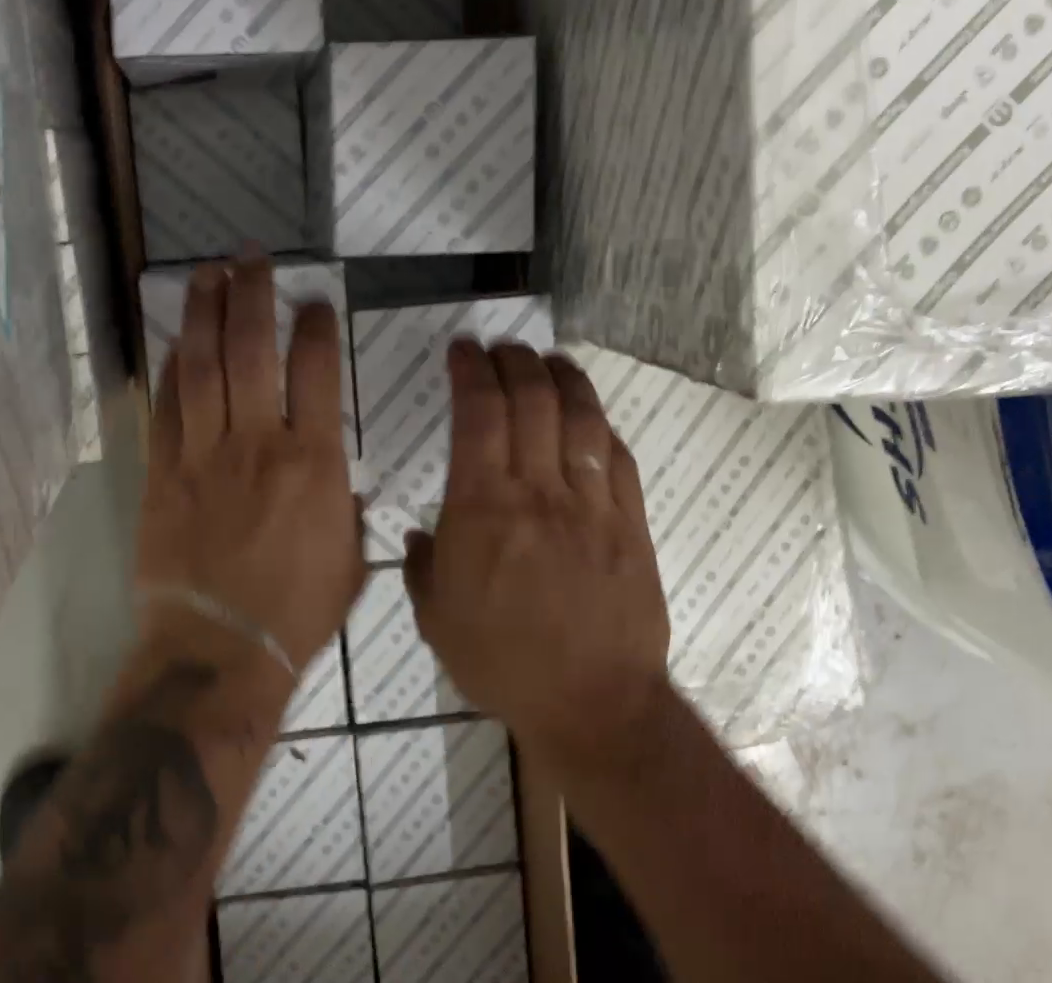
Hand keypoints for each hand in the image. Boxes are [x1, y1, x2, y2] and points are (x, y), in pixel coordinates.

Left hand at [134, 262, 364, 673]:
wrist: (221, 649)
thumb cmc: (297, 613)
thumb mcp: (350, 560)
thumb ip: (346, 508)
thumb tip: (340, 483)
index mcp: (314, 462)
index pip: (317, 372)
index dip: (316, 326)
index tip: (315, 301)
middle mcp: (258, 443)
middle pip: (251, 350)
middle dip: (252, 296)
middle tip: (251, 259)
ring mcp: (204, 455)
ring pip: (201, 366)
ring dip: (204, 314)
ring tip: (207, 275)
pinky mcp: (163, 475)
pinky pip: (165, 409)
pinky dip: (170, 370)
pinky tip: (175, 342)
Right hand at [404, 342, 671, 770]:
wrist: (591, 702)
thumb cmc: (501, 663)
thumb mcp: (436, 620)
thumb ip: (424, 567)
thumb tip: (421, 534)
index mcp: (481, 509)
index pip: (478, 416)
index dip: (470, 372)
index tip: (463, 351)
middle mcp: (537, 491)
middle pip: (531, 401)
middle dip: (515, 362)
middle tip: (502, 349)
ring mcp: (591, 504)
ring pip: (580, 419)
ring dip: (563, 379)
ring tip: (548, 361)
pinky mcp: (630, 524)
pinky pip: (618, 459)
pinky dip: (601, 427)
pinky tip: (591, 417)